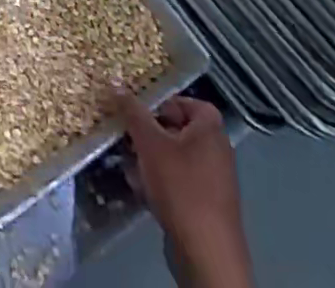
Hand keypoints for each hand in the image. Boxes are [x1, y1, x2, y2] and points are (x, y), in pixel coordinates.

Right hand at [114, 92, 253, 287]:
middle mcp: (217, 153)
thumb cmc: (180, 186)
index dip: (167, 103)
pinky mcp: (207, 204)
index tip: (143, 112)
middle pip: (181, 130)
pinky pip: (180, 181)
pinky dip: (161, 180)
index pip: (193, 103)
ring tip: (130, 165)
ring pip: (176, 157)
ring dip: (151, 157)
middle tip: (129, 137)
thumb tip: (116, 83)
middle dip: (151, 132)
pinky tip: (142, 189)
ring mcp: (215, 181)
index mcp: (211, 132)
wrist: (205, 251)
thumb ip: (133, 113)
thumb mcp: (149, 143)